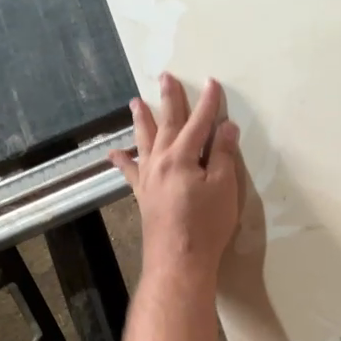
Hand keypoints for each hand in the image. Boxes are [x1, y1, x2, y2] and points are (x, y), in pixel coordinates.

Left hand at [109, 73, 244, 289]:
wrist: (178, 262)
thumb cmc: (206, 224)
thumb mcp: (224, 186)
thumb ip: (222, 155)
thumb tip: (225, 127)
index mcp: (182, 157)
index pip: (199, 122)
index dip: (208, 102)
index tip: (212, 82)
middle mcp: (160, 162)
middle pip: (167, 124)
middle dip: (169, 100)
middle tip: (166, 77)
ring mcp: (148, 179)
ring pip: (144, 141)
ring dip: (142, 120)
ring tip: (136, 102)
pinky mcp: (143, 195)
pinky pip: (131, 171)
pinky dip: (123, 160)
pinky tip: (115, 153)